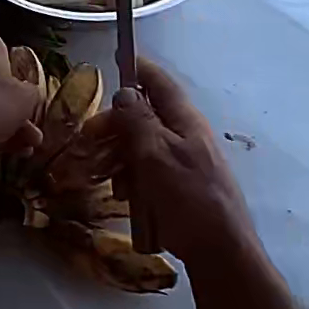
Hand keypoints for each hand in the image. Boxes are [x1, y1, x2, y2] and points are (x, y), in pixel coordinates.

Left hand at [0, 33, 42, 159]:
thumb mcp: (27, 96)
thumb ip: (32, 92)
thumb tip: (30, 94)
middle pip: (3, 85)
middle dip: (22, 102)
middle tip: (35, 112)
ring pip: (2, 111)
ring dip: (20, 126)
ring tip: (34, 141)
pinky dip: (9, 139)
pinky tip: (22, 151)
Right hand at [85, 58, 254, 264]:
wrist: (220, 252)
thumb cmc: (188, 199)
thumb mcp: (156, 155)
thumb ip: (138, 121)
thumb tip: (126, 92)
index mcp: (185, 121)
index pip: (161, 83)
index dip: (140, 69)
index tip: (119, 57)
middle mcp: (187, 136)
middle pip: (146, 117)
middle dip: (116, 125)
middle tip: (88, 138)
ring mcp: (185, 162)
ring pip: (144, 146)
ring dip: (121, 155)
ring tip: (104, 174)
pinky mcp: (182, 186)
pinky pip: (150, 171)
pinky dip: (133, 177)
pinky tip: (125, 195)